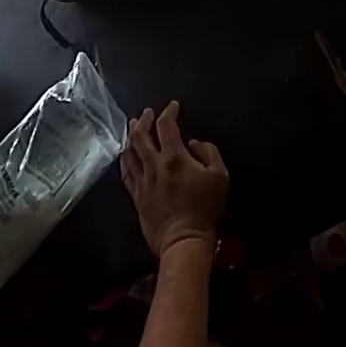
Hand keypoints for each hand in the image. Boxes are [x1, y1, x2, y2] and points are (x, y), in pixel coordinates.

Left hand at [120, 101, 228, 258]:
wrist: (184, 240)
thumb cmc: (205, 207)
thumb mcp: (220, 175)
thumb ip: (208, 152)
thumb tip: (192, 143)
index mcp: (174, 158)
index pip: (166, 127)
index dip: (169, 113)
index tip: (173, 106)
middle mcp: (154, 166)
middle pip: (140, 136)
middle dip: (143, 120)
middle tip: (147, 113)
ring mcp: (142, 181)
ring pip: (129, 153)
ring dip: (131, 136)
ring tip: (133, 126)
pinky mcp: (136, 196)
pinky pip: (126, 172)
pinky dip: (125, 158)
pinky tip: (126, 154)